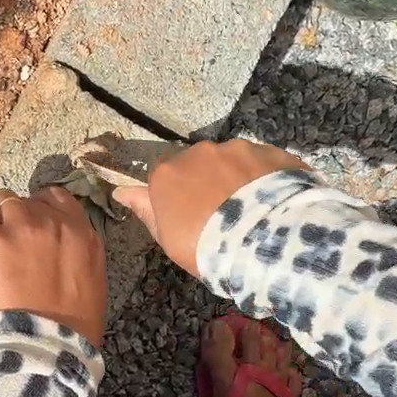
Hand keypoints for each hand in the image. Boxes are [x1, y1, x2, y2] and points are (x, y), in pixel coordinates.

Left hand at [0, 186, 107, 345]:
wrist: (47, 347)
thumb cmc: (75, 329)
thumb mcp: (92, 284)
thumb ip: (79, 256)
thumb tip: (62, 251)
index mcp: (84, 235)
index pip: (59, 199)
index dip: (44, 211)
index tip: (37, 231)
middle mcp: (54, 222)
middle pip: (29, 201)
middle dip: (22, 219)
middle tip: (15, 248)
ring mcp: (22, 226)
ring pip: (3, 200)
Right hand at [113, 141, 309, 274]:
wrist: (261, 242)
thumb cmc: (204, 247)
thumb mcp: (167, 238)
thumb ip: (145, 210)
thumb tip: (122, 192)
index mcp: (167, 173)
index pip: (165, 176)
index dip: (178, 196)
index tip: (190, 216)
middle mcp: (198, 152)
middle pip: (198, 164)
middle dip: (208, 181)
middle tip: (222, 213)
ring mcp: (237, 148)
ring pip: (232, 160)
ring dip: (237, 177)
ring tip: (252, 208)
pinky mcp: (270, 151)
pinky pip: (263, 162)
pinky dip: (265, 177)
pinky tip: (274, 201)